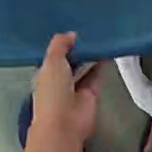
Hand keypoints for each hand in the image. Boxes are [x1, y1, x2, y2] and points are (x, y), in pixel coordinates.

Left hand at [28, 32, 99, 151]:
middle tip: (89, 29)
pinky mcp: (92, 92)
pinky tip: (107, 48)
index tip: (73, 28)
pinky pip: (97, 73)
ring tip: (100, 34)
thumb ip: (60, 45)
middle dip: (78, 47)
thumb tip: (71, 34)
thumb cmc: (52, 91)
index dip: (62, 43)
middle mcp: (60, 79)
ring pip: (84, 65)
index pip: (53, 54)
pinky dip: (102, 62)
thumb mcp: (51, 61)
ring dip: (90, 54)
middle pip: (70, 59)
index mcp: (45, 73)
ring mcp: (76, 86)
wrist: (65, 123)